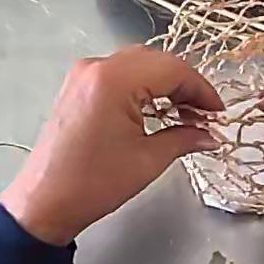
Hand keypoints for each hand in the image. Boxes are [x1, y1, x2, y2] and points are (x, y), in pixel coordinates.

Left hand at [0, 46, 224, 244]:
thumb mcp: (148, 160)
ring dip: (166, 86)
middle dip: (186, 86)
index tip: (218, 113)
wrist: (45, 201)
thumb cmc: (94, 183)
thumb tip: (210, 135)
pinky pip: (120, 75)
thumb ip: (184, 138)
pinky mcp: (78, 87)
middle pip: (156, 61)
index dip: (202, 90)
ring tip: (186, 116)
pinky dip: (144, 89)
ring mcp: (84, 75)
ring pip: (139, 66)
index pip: (173, 69)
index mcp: (114, 80)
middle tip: (206, 115)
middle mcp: (97, 67)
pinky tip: (159, 112)